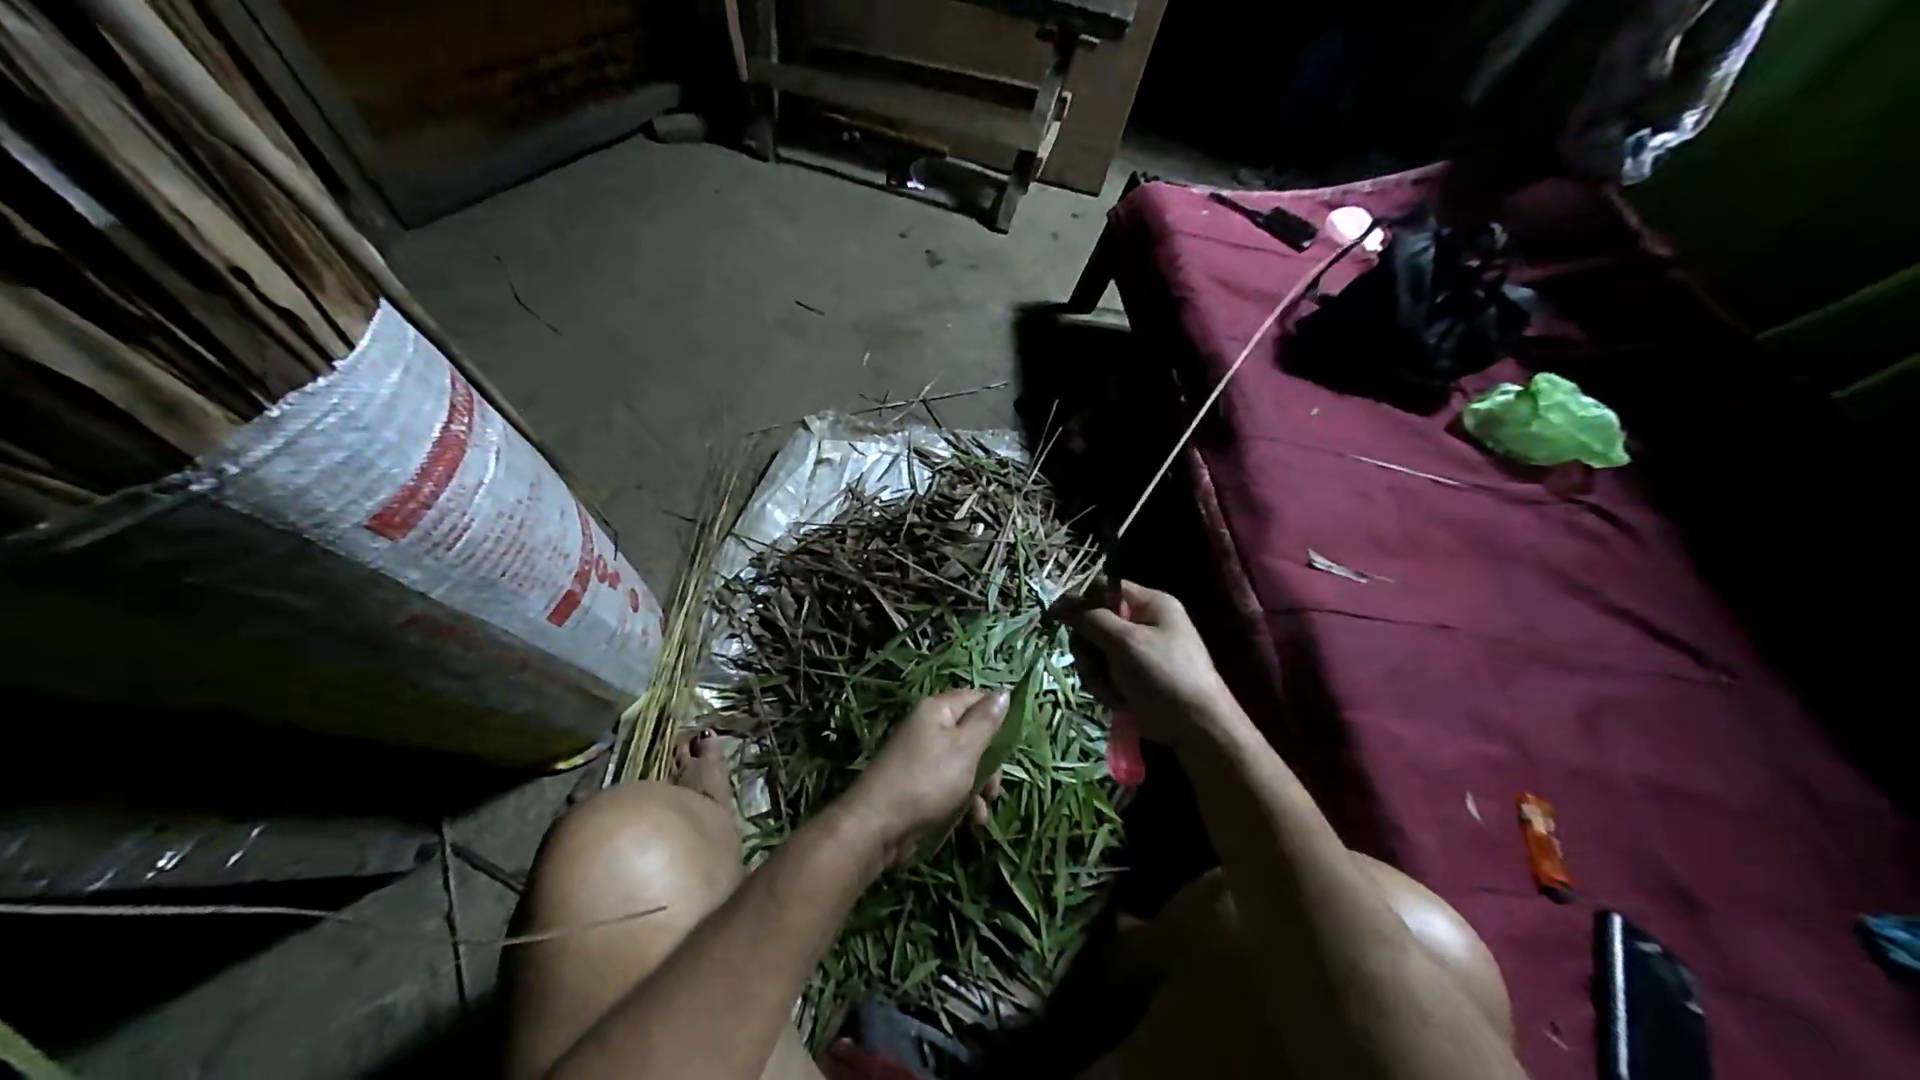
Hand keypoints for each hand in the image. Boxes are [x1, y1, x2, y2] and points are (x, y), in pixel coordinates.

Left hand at [843, 689, 1006, 864]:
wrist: (877, 824)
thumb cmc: (927, 780)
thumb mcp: (965, 748)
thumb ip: (986, 721)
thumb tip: (1004, 692)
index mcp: (937, 709)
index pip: (976, 698)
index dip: (997, 717)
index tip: (1012, 744)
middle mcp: (928, 727)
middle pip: (972, 734)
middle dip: (989, 763)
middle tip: (994, 789)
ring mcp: (922, 756)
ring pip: (964, 763)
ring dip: (979, 788)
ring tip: (981, 813)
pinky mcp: (918, 783)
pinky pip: (949, 784)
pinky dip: (963, 800)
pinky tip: (970, 820)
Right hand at [1057, 580, 1233, 748]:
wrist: (1197, 728)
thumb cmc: (1164, 676)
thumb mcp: (1125, 642)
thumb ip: (1090, 619)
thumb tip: (1060, 605)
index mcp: (1151, 603)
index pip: (1105, 588)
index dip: (1080, 601)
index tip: (1058, 619)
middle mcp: (1145, 622)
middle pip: (1095, 622)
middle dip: (1089, 648)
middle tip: (1093, 666)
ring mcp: (1139, 651)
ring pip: (1096, 651)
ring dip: (1096, 672)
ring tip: (1110, 691)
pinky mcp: (1134, 676)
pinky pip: (1105, 672)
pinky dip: (1106, 686)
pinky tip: (1117, 700)